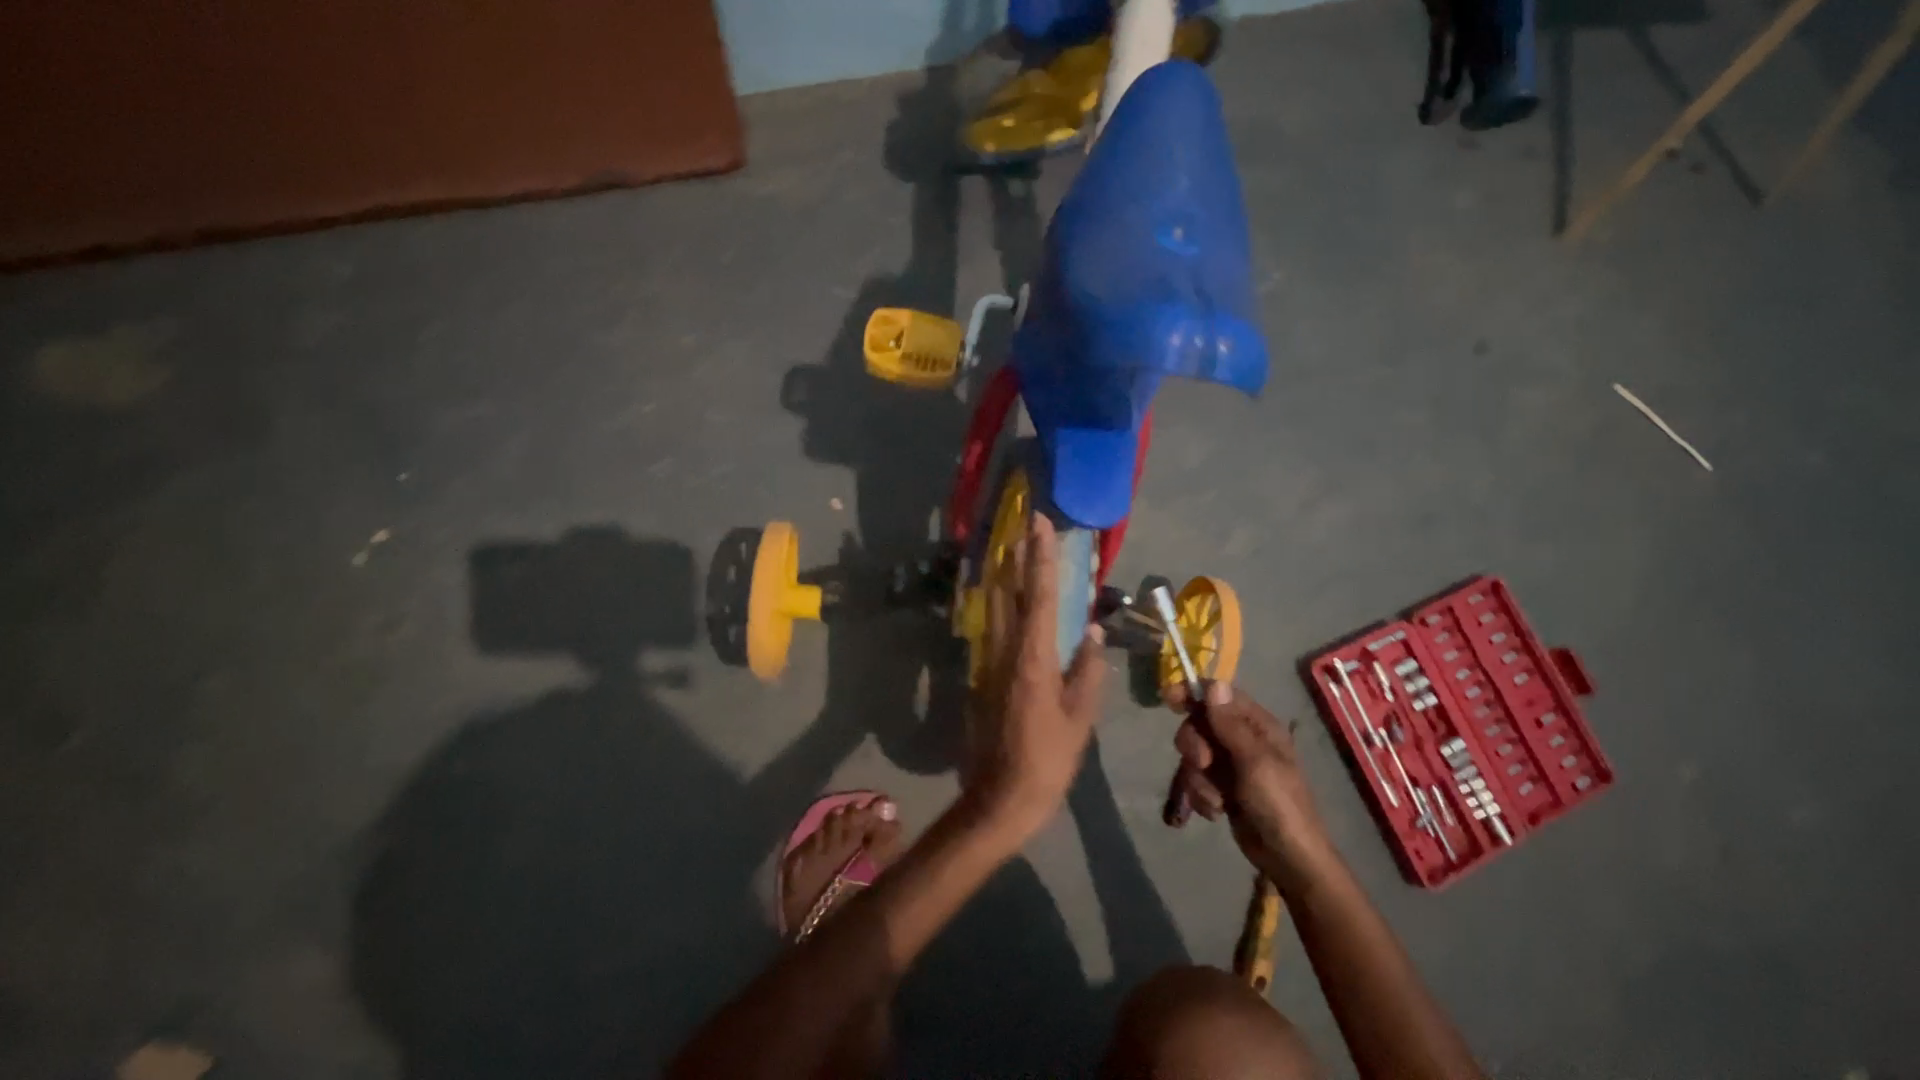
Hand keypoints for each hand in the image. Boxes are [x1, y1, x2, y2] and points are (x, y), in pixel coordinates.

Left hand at [966, 513, 1107, 835]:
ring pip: (993, 609)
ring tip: (1012, 548)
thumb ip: (1087, 673)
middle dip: (1016, 556)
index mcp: (1032, 660)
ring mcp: (987, 665)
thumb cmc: (1048, 761)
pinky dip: (999, 605)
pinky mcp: (980, 679)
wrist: (1000, 799)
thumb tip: (1093, 634)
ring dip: (1004, 576)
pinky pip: (990, 630)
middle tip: (1023, 524)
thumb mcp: (1079, 720)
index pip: (1039, 598)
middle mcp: (1004, 654)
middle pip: (1008, 594)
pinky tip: (1004, 599)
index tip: (1040, 523)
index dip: (1040, 558)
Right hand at [1167, 682, 1335, 890]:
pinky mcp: (1223, 788)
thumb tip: (1214, 684)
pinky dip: (1202, 796)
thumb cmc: (1278, 804)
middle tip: (1204, 764)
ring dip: (1199, 780)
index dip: (1193, 693)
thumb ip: (1231, 724)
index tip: (1169, 701)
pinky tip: (1217, 812)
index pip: (1219, 695)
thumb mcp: (1255, 761)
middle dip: (1194, 747)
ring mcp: (1232, 765)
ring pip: (1194, 756)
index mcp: (1258, 725)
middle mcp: (1243, 739)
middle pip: (1199, 725)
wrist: (1288, 858)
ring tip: (1217, 801)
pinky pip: (1197, 781)